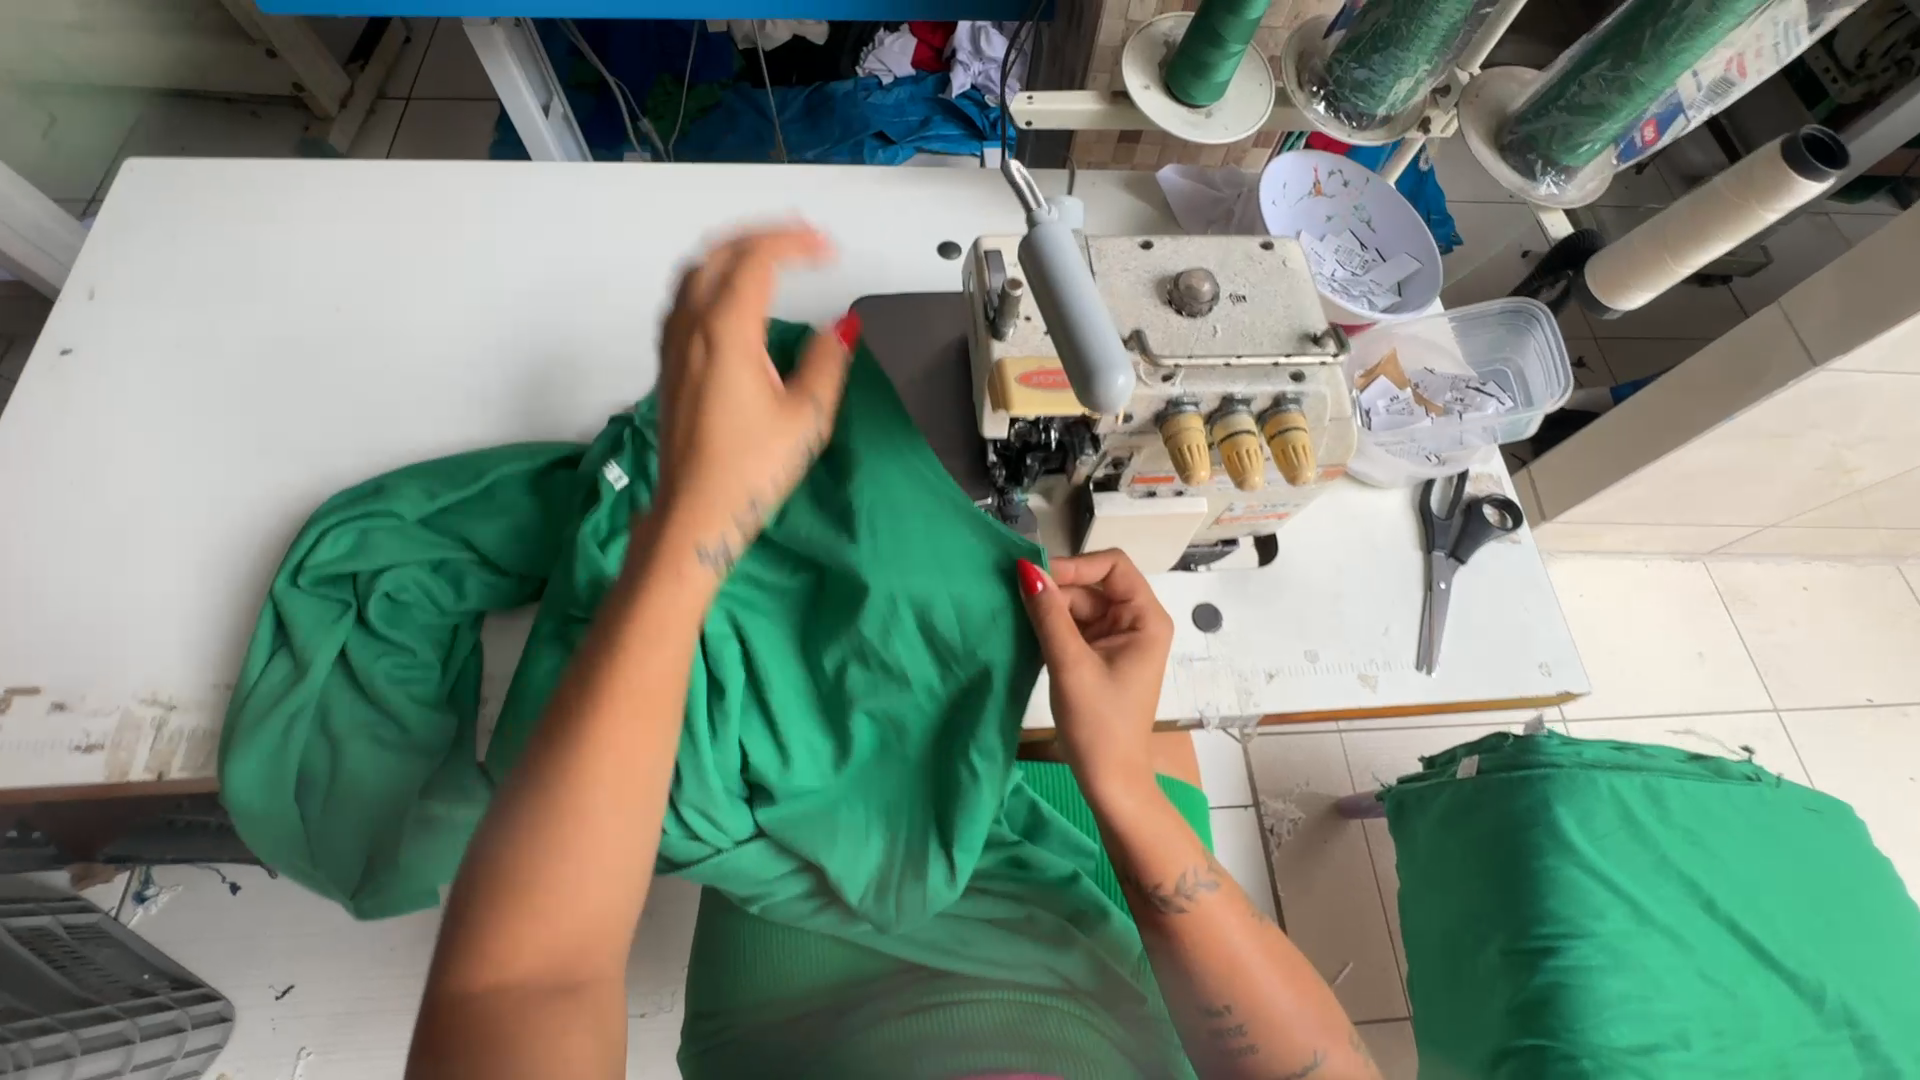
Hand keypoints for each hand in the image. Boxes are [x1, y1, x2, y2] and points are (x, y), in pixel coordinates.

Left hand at [653, 224, 853, 579]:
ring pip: (695, 270)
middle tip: (804, 242)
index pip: (759, 259)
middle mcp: (692, 326)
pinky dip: (711, 278)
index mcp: (727, 330)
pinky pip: (684, 297)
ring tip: (770, 258)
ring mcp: (674, 344)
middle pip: (721, 252)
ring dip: (734, 253)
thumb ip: (827, 363)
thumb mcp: (807, 417)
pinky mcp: (669, 364)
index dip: (797, 243)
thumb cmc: (752, 469)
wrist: (695, 511)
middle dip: (764, 236)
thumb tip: (841, 328)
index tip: (830, 250)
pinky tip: (731, 298)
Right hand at [1016, 551, 1173, 793]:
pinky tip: (1026, 631)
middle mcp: (1135, 621)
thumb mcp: (1070, 664)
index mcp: (1146, 619)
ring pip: (1077, 605)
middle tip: (1014, 600)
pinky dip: (1050, 626)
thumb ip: (1048, 613)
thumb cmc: (1098, 725)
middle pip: (1091, 585)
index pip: (1113, 565)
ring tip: (1015, 616)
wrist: (1109, 780)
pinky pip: (1072, 625)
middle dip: (1056, 590)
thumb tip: (1025, 568)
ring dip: (1049, 609)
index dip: (1075, 566)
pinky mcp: (1098, 654)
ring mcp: (1116, 638)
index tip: (1036, 579)